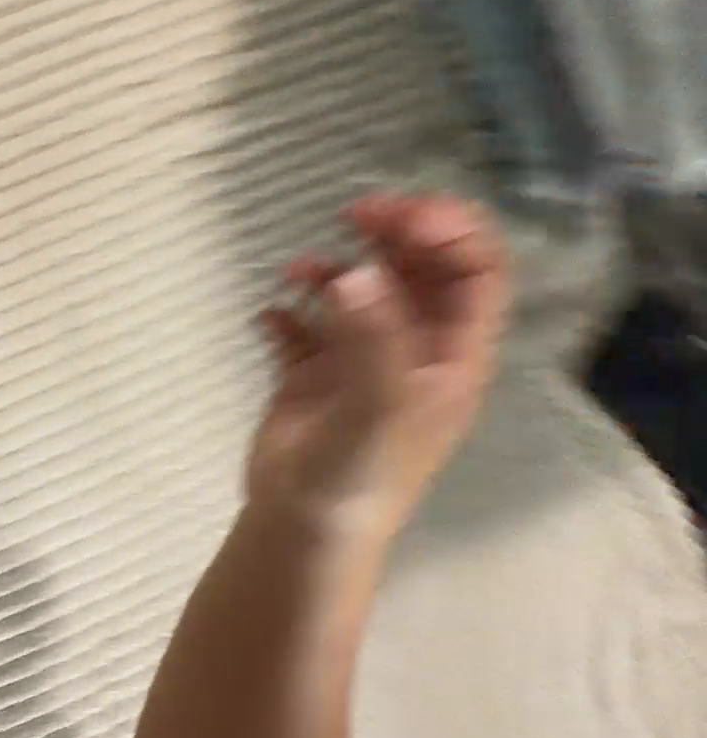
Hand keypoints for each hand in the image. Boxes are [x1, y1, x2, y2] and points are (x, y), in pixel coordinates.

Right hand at [249, 192, 508, 543]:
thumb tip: (350, 272)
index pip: (472, 272)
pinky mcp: (305, 382)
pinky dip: (284, 317)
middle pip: (415, 274)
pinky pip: (299, 335)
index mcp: (449, 354)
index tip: (395, 214)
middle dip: (391, 237)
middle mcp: (408, 351)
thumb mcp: (379, 405)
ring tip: (296, 267)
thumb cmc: (358, 472)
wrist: (304, 525)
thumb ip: (371, 337)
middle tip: (352, 212)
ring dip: (332, 273)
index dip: (445, 232)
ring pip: (355, 300)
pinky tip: (266, 314)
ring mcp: (354, 365)